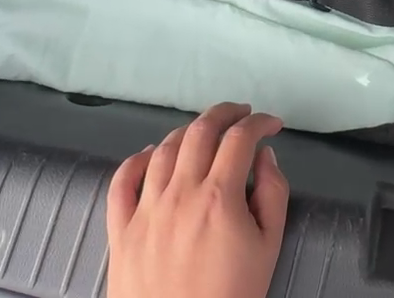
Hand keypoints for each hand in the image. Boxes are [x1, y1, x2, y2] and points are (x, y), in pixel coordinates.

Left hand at [107, 102, 289, 297]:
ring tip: (206, 133)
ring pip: (165, 148)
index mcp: (219, 197)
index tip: (272, 125)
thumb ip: (273, 193)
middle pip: (201, 130)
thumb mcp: (269, 247)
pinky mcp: (120, 232)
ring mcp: (146, 211)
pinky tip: (154, 154)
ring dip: (189, 130)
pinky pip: (122, 182)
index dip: (260, 121)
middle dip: (226, 113)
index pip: (241, 137)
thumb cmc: (230, 297)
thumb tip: (264, 157)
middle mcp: (180, 194)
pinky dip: (138, 159)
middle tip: (242, 114)